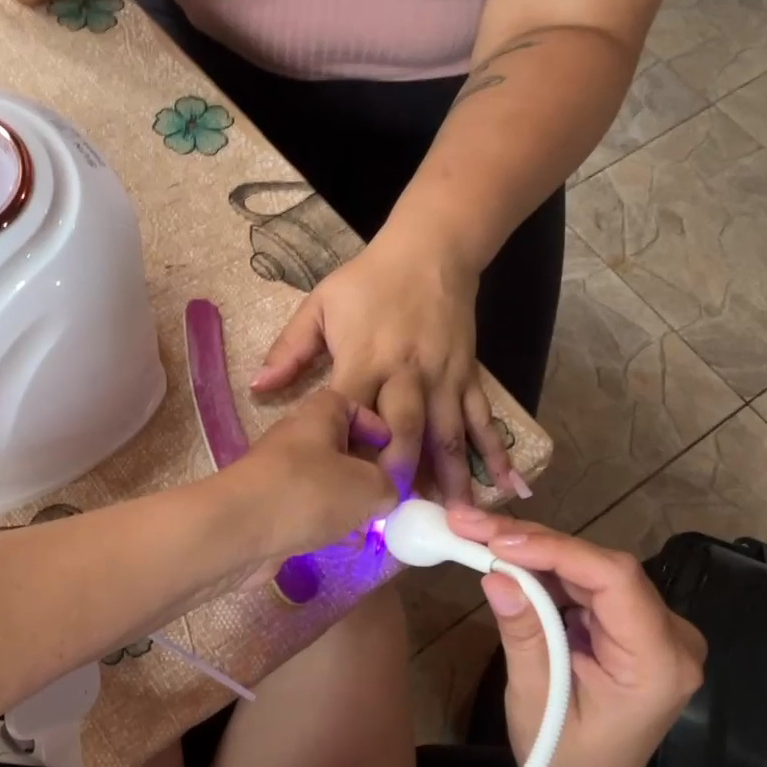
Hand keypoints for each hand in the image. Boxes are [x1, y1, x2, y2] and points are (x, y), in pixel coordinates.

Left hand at [217, 389, 399, 561]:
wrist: (237, 530)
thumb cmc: (308, 493)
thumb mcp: (369, 487)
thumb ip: (387, 487)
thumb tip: (384, 494)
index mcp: (316, 417)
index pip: (346, 403)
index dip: (373, 423)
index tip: (393, 450)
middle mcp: (292, 440)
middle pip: (333, 446)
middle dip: (361, 470)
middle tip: (385, 494)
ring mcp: (274, 476)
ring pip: (317, 483)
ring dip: (342, 502)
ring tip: (368, 524)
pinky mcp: (263, 510)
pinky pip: (300, 512)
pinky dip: (320, 525)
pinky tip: (338, 544)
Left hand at [252, 230, 515, 505]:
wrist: (431, 248)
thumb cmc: (367, 281)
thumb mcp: (318, 305)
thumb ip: (289, 349)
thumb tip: (257, 386)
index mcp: (365, 358)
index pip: (354, 410)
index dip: (349, 448)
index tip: (341, 488)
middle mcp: (407, 373)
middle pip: (406, 427)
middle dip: (403, 471)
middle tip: (400, 514)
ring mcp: (443, 376)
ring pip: (448, 432)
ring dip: (451, 477)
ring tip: (457, 519)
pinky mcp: (468, 375)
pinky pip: (483, 418)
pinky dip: (495, 452)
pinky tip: (508, 484)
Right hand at [447, 509, 705, 766]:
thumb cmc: (560, 759)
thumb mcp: (536, 700)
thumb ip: (524, 636)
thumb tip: (495, 576)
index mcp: (658, 663)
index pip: (615, 581)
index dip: (556, 551)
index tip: (496, 541)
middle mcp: (668, 637)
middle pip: (601, 567)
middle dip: (533, 541)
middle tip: (468, 524)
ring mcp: (650, 629)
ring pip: (588, 569)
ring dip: (530, 549)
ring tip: (473, 533)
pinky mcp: (626, 626)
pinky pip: (583, 584)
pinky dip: (539, 568)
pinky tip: (499, 553)